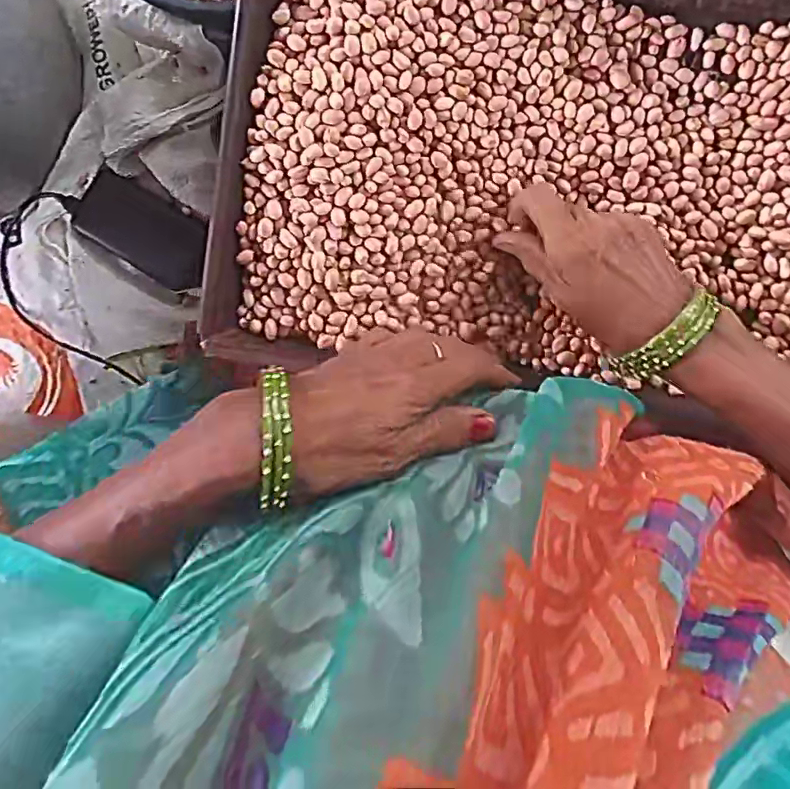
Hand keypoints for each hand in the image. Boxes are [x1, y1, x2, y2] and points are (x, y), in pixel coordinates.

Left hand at [283, 327, 518, 499]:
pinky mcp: (350, 352)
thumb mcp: (396, 453)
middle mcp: (400, 356)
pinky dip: (417, 342)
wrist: (274, 427)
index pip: (470, 366)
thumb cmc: (337, 451)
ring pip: (423, 336)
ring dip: (448, 347)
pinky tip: (411, 354)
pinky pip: (396, 336)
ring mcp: (372, 350)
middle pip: (450, 345)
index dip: (497, 373)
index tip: (515, 386)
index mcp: (417, 382)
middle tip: (492, 379)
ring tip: (458, 366)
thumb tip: (490, 419)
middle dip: (477, 358)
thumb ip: (443, 431)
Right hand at [491, 183, 695, 354]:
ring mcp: (620, 220)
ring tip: (588, 267)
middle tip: (552, 256)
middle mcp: (594, 222)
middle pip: (559, 206)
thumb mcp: (560, 293)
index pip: (535, 194)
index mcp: (569, 241)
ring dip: (576, 233)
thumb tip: (504, 237)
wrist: (670, 325)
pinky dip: (602, 237)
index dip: (521, 205)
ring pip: (584, 216)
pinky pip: (608, 222)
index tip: (519, 227)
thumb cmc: (610, 318)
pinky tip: (611, 264)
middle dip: (549, 225)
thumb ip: (531, 257)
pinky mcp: (641, 223)